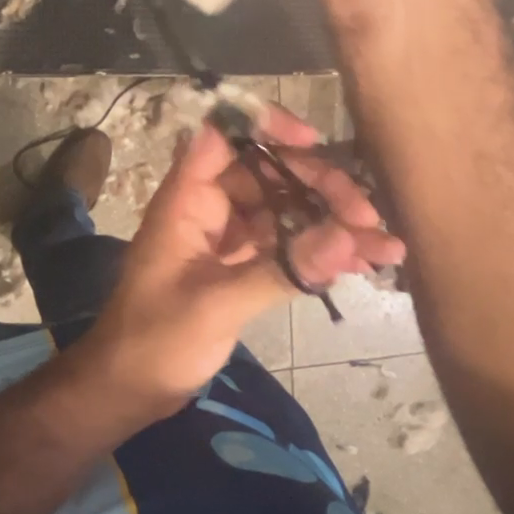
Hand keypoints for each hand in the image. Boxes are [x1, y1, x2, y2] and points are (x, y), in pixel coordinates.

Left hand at [70, 106, 404, 420]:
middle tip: (367, 215)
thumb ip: (283, 269)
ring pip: (283, 209)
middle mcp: (206, 207)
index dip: (265, 125)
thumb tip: (348, 235)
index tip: (314, 141)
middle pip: (268, 173)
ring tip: (384, 244)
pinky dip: (319, 251)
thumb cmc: (157, 340)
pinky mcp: (239, 266)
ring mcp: (224, 237)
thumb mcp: (217, 305)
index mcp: (185, 199)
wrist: (128, 387)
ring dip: (330, 221)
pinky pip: (285, 244)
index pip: (222, 135)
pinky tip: (363, 263)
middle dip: (319, 185)